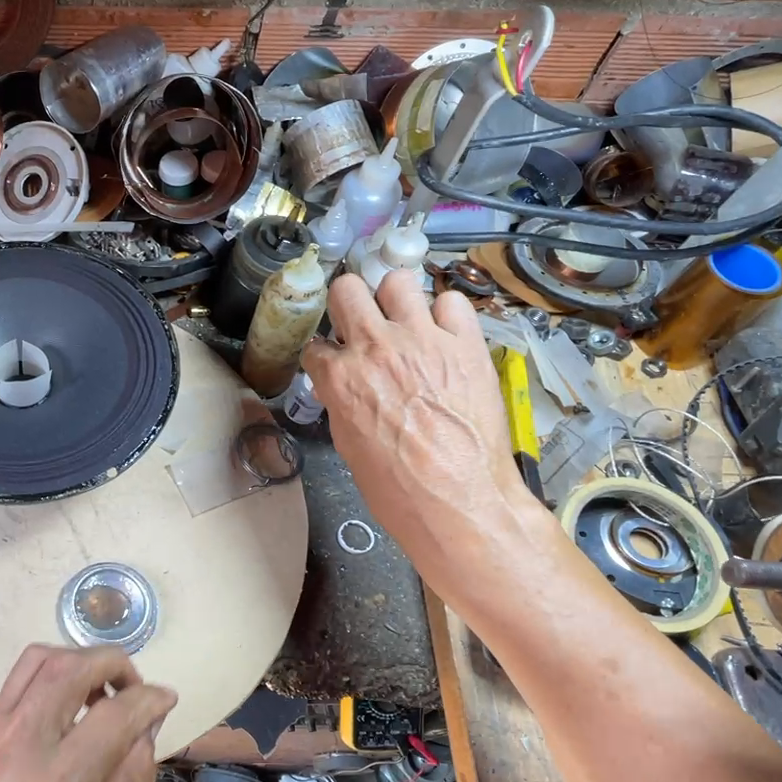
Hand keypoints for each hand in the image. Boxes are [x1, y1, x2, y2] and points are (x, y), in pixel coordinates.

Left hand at [0, 645, 176, 781]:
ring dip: (77, 663)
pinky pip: (15, 691)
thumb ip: (133, 780)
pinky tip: (66, 719)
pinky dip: (49, 687)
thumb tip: (147, 722)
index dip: (148, 699)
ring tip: (101, 693)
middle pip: (67, 668)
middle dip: (112, 663)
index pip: (111, 717)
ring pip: (35, 662)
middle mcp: (11, 751)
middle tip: (135, 686)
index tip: (166, 698)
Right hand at [302, 270, 522, 554]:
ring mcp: (423, 340)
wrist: (458, 501)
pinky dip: (444, 315)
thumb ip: (341, 401)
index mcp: (340, 377)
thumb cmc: (398, 487)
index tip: (331, 359)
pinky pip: (452, 303)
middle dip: (347, 305)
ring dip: (394, 299)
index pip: (315, 345)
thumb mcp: (348, 444)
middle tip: (359, 323)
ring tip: (403, 320)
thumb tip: (342, 387)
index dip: (323, 353)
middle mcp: (376, 347)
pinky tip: (443, 335)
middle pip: (347, 290)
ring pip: (398, 281)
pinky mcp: (466, 343)